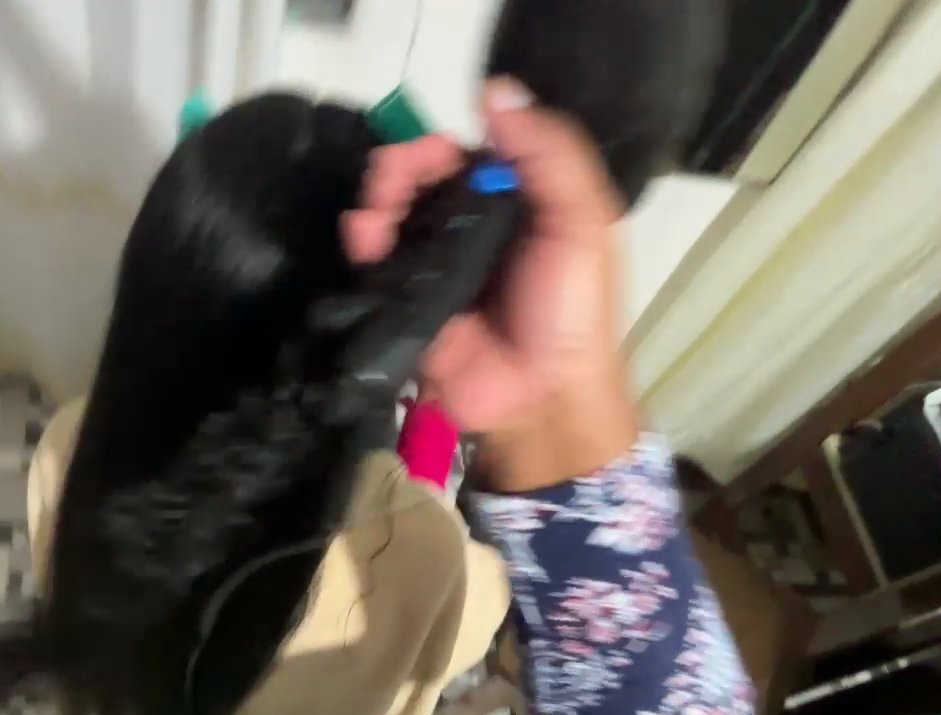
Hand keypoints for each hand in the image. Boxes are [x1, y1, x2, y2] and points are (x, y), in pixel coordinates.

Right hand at [341, 78, 639, 490]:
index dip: (437, 147)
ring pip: (390, 220)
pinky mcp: (402, 306)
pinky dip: (362, 244)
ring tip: (370, 212)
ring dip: (373, 203)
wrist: (538, 394)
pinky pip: (375, 268)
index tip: (427, 149)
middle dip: (396, 170)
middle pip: (418, 185)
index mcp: (511, 207)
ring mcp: (430, 271)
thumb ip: (549, 154)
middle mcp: (466, 233)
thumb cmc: (569, 309)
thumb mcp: (581, 221)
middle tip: (389, 177)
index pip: (462, 159)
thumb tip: (496, 93)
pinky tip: (360, 237)